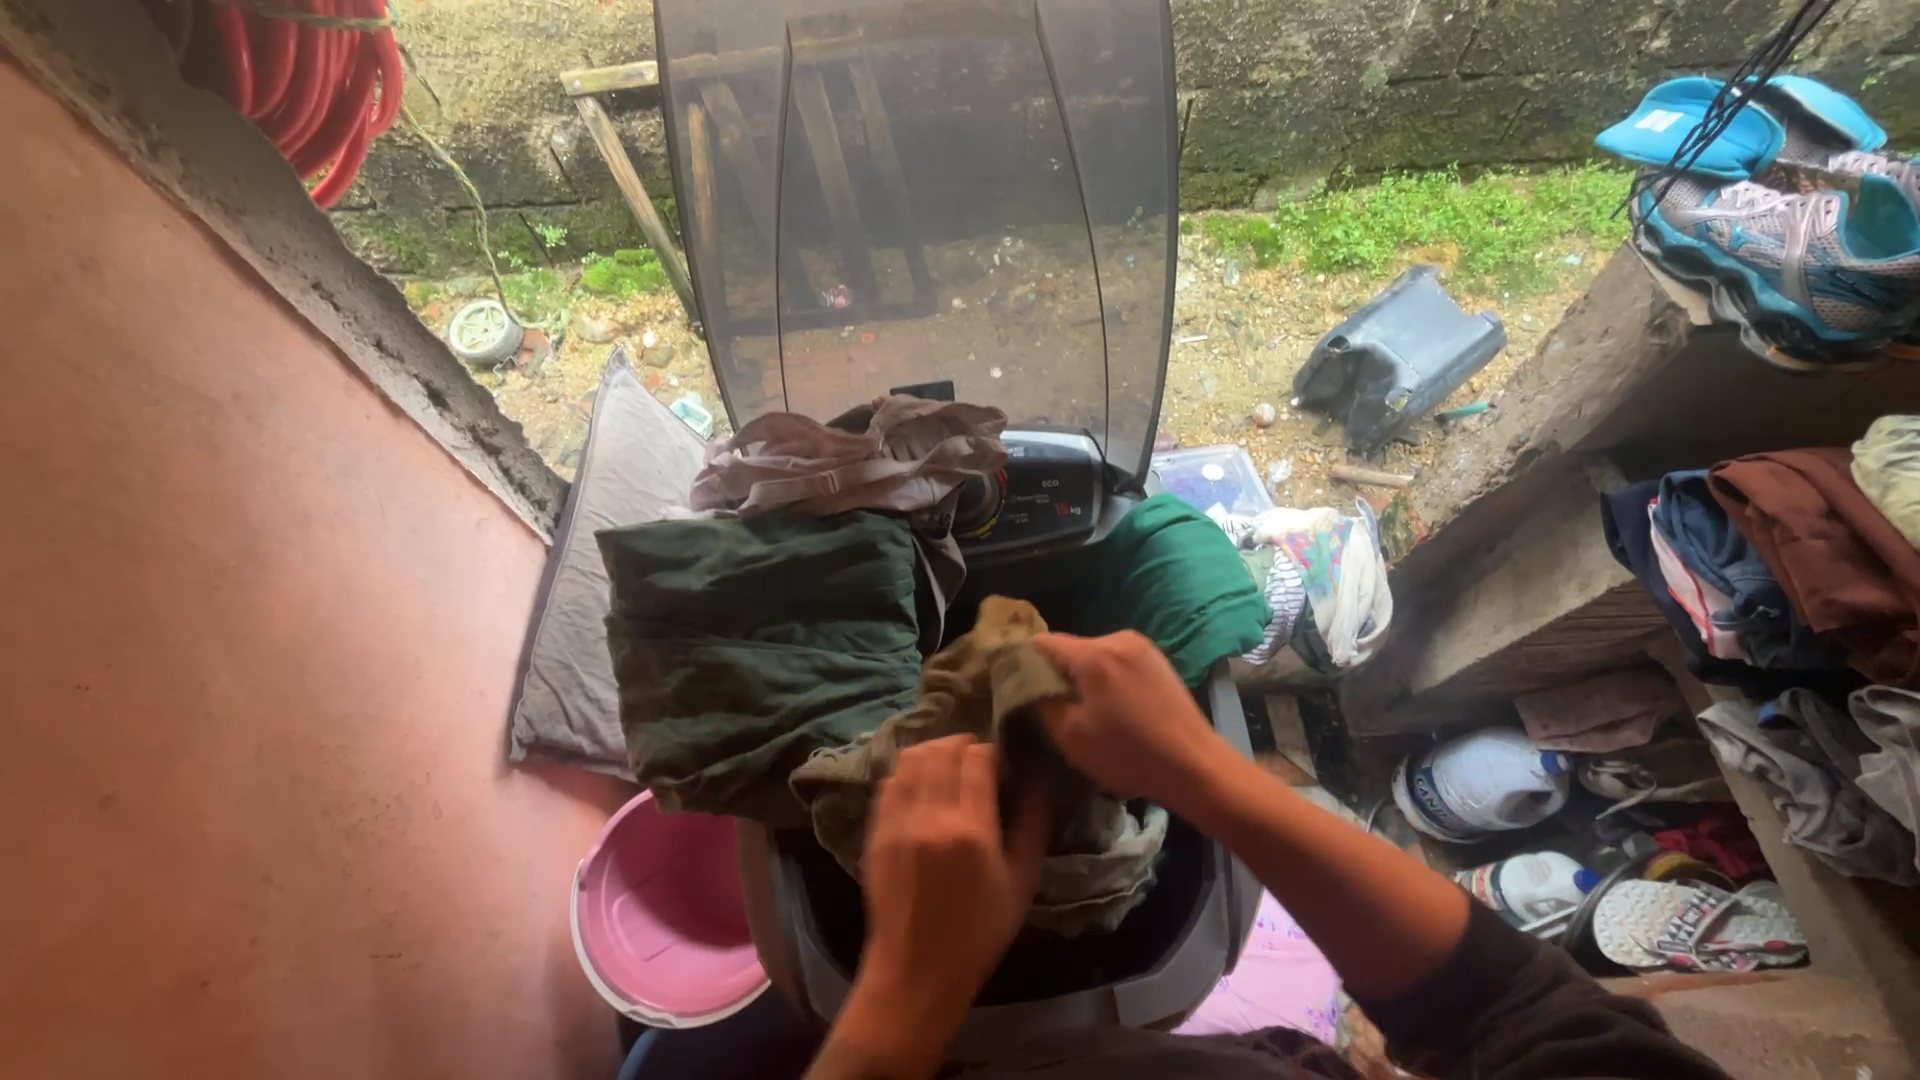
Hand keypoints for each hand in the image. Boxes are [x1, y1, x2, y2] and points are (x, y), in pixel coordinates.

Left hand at [860, 735, 1049, 1003]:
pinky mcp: (875, 831)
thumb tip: (1039, 780)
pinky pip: (889, 780)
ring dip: (933, 753)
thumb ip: (1032, 826)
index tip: (1000, 766)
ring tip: (948, 767)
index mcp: (971, 831)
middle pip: (942, 749)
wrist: (916, 970)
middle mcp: (930, 817)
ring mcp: (897, 822)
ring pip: (911, 757)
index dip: (991, 752)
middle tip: (975, 761)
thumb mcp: (1021, 883)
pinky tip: (922, 787)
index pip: (976, 757)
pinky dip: (908, 772)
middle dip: (962, 745)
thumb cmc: (979, 932)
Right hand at [1031, 630, 1227, 812]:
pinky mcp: (1157, 659)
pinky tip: (1115, 708)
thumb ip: (1040, 700)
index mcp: (1093, 654)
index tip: (1020, 688)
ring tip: (1089, 712)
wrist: (1195, 766)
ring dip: (1084, 677)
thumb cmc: (1128, 754)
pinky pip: (1116, 660)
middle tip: (1056, 709)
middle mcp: (1116, 638)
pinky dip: (1107, 678)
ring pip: (1093, 654)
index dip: (1026, 663)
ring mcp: (1141, 646)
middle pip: (1070, 648)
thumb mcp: (1071, 735)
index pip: (1042, 643)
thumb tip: (1023, 680)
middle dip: (1058, 673)